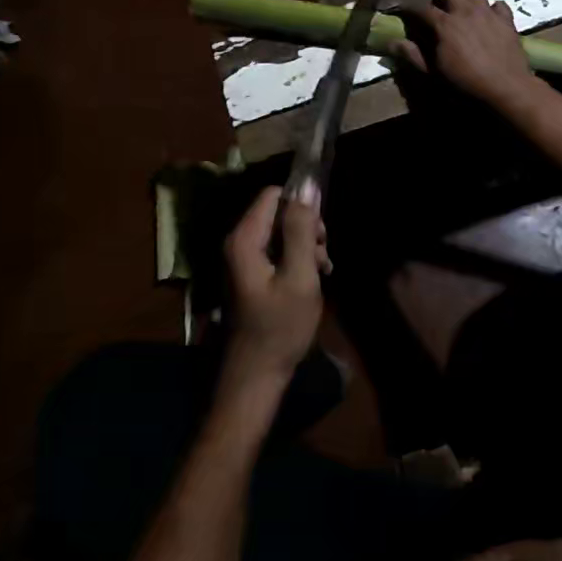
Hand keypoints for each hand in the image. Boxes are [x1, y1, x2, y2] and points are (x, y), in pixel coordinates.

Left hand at [221, 186, 328, 386]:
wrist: (256, 374)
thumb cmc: (280, 326)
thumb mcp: (299, 276)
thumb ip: (301, 230)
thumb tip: (307, 187)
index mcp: (244, 239)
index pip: (273, 195)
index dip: (301, 206)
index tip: (321, 233)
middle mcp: (237, 242)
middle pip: (277, 212)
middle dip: (306, 227)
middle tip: (323, 256)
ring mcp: (242, 259)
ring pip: (280, 232)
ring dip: (305, 245)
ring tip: (322, 271)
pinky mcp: (250, 273)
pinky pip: (276, 251)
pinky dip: (297, 259)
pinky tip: (313, 278)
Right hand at [394, 0, 540, 110]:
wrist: (506, 87)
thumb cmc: (466, 82)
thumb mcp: (434, 73)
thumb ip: (413, 55)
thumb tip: (391, 42)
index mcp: (445, 24)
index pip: (421, 9)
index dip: (410, 9)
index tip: (404, 13)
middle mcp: (465, 11)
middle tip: (438, 10)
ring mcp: (488, 12)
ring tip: (461, 8)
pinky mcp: (507, 19)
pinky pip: (498, 4)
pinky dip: (490, 8)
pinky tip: (488, 18)